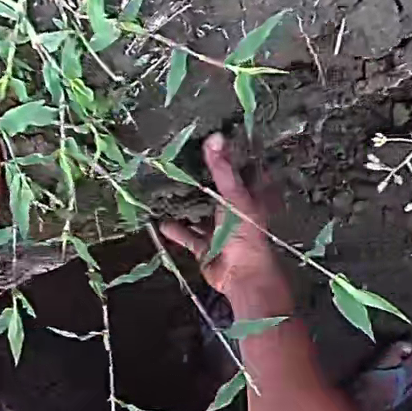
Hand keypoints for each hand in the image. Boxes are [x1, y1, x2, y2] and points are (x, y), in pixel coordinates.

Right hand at [159, 133, 292, 317]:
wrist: (241, 273)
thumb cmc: (245, 231)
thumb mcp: (234, 195)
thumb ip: (222, 168)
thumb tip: (214, 137)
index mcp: (250, 197)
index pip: (243, 171)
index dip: (232, 157)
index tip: (214, 140)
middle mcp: (236, 212)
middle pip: (219, 191)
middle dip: (204, 180)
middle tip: (182, 160)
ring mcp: (221, 230)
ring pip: (202, 214)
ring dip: (188, 205)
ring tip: (167, 188)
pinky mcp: (207, 247)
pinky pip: (189, 235)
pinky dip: (176, 229)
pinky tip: (160, 220)